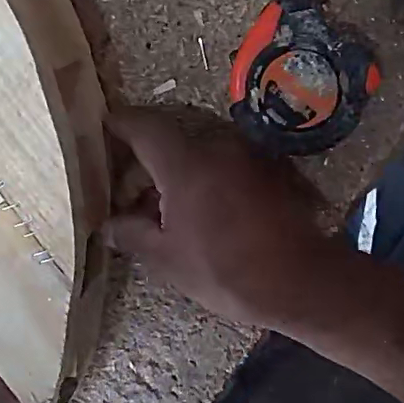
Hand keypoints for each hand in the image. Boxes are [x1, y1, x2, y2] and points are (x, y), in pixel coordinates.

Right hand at [104, 108, 335, 326]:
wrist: (299, 279)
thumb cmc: (225, 270)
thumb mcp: (168, 258)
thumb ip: (132, 233)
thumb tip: (109, 226)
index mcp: (187, 163)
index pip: (146, 127)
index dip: (121, 123)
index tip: (104, 125)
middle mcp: (220, 147)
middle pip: (173, 141)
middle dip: (146, 162)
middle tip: (128, 196)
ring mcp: (250, 155)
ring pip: (202, 153)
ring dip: (178, 172)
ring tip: (163, 211)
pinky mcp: (271, 169)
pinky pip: (228, 163)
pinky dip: (207, 177)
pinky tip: (201, 211)